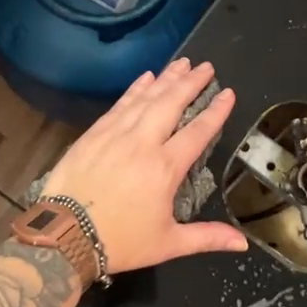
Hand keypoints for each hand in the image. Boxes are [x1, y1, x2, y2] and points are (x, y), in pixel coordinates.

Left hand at [41, 58, 248, 272]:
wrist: (64, 236)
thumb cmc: (120, 242)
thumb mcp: (168, 243)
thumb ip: (207, 237)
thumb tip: (242, 243)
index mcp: (165, 168)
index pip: (197, 132)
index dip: (215, 111)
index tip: (227, 93)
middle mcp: (142, 143)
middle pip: (171, 104)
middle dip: (191, 83)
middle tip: (206, 66)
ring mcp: (115, 135)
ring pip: (146, 99)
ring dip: (166, 79)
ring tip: (182, 63)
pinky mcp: (93, 134)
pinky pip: (119, 105)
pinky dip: (135, 89)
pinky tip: (146, 78)